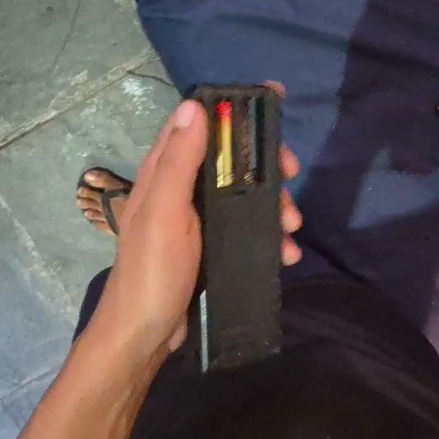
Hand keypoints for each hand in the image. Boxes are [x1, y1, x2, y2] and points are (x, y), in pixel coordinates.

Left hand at [89, 90, 304, 358]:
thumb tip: (194, 105)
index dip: (234, 110)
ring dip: (275, 205)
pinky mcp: (213, 248)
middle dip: (267, 164)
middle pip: (231, 159)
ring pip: (245, 195)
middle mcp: (181, 189)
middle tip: (293, 173)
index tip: (273, 102)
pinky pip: (248, 229)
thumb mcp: (165, 211)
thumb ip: (179, 160)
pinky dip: (269, 235)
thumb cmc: (152, 271)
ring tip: (292, 228)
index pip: (199, 123)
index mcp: (164, 172)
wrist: (146, 335)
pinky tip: (285, 253)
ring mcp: (198, 220)